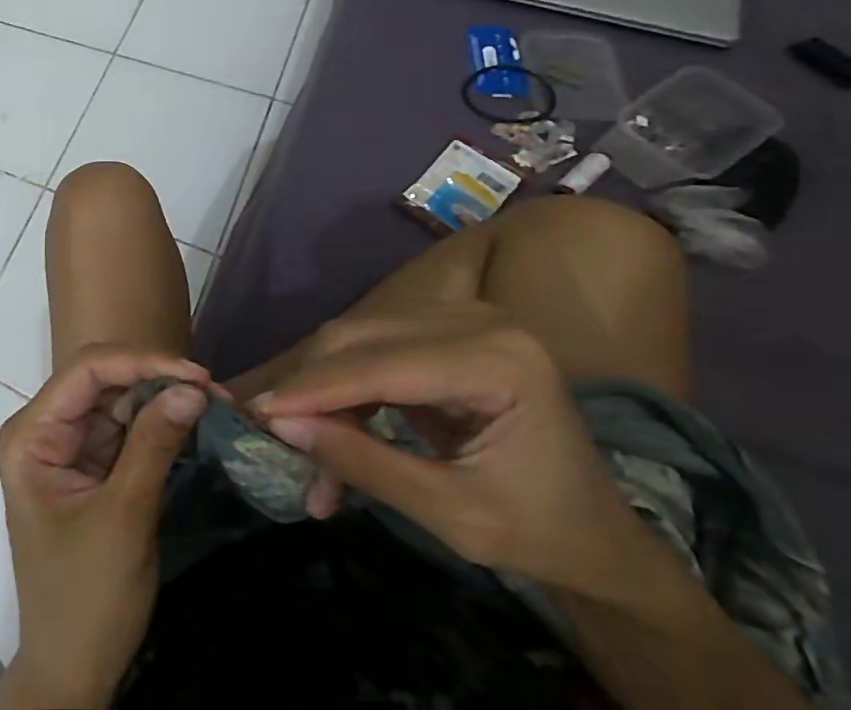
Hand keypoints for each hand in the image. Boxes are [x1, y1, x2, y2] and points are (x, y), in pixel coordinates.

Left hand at [0, 345, 210, 708]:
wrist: (75, 667)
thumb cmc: (85, 596)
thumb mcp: (123, 516)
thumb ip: (154, 444)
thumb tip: (195, 388)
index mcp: (32, 437)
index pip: (87, 371)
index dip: (142, 361)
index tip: (198, 377)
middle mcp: (48, 430)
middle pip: (107, 378)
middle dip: (160, 378)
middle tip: (215, 392)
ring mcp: (74, 447)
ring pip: (125, 398)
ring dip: (168, 397)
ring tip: (217, 404)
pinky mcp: (98, 464)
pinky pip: (134, 426)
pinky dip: (166, 422)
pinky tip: (198, 421)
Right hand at [250, 305, 647, 598]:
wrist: (594, 530)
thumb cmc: (537, 530)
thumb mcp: (450, 513)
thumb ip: (365, 464)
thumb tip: (282, 425)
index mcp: (500, 361)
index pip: (385, 363)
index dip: (315, 388)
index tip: (256, 414)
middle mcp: (482, 321)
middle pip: (365, 335)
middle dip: (310, 384)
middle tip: (269, 432)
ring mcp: (466, 319)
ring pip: (362, 337)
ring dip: (324, 389)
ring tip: (303, 452)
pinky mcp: (449, 333)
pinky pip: (377, 348)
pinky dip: (347, 388)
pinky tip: (332, 431)